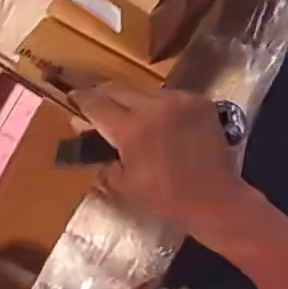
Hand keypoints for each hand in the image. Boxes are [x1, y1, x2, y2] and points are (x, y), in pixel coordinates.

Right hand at [71, 86, 253, 229]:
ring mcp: (180, 101)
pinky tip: (158, 123)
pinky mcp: (199, 101)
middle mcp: (155, 107)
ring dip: (130, 102)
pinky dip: (157, 107)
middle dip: (102, 96)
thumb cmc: (165, 197)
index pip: (97, 104)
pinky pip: (168, 97)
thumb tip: (86, 135)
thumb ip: (101, 156)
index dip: (81, 100)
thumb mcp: (124, 183)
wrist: (215, 198)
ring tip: (128, 116)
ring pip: (143, 92)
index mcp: (133, 129)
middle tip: (94, 105)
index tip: (72, 98)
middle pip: (118, 90)